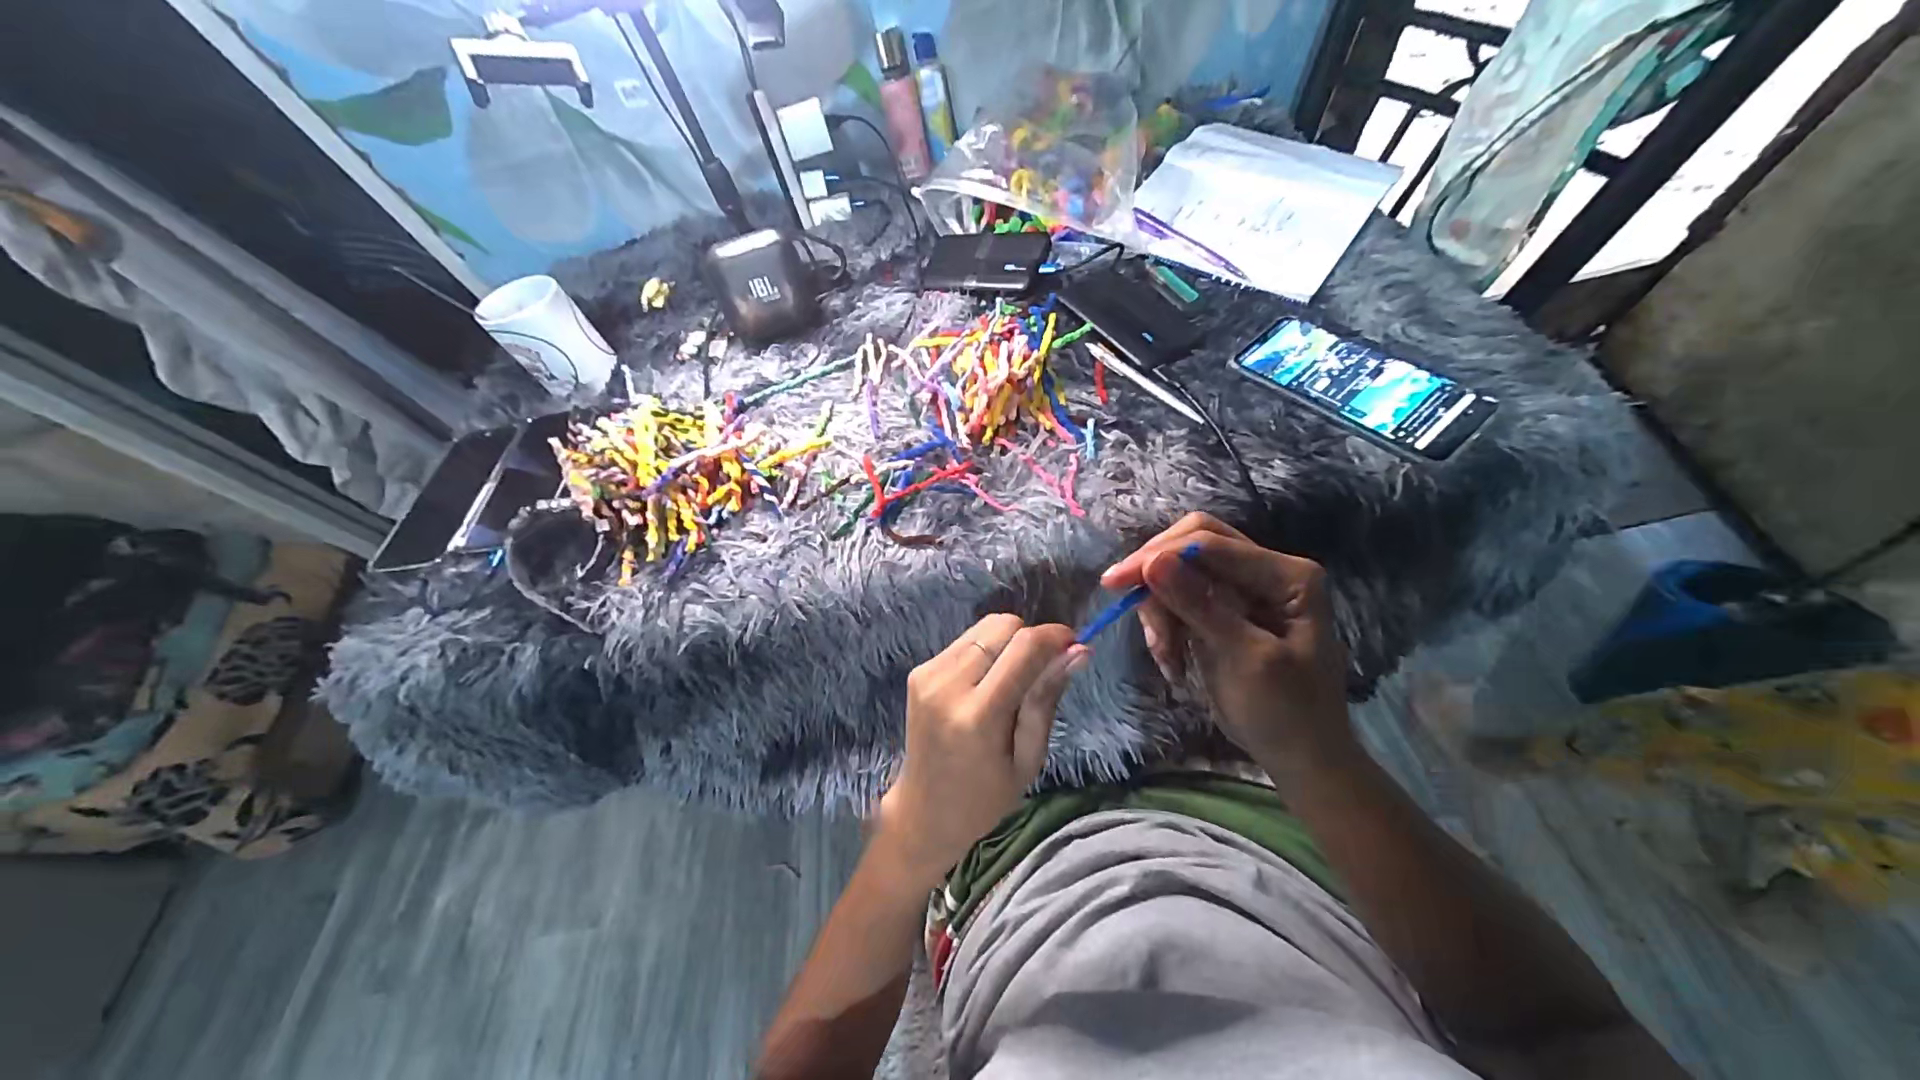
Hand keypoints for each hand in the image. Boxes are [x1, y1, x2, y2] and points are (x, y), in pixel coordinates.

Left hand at [873, 614, 1087, 884]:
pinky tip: (988, 683)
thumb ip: (1047, 699)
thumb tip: (1078, 651)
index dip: (1054, 637)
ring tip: (1014, 681)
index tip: (1074, 644)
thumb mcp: (1028, 758)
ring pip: (984, 628)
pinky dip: (987, 651)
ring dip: (1008, 643)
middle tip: (1043, 668)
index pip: (1023, 648)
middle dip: (1031, 638)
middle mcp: (947, 685)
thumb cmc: (985, 797)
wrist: (924, 811)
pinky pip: (966, 641)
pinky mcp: (918, 671)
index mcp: (977, 715)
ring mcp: (928, 674)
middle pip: (1002, 626)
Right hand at [1102, 512, 1351, 765]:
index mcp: (1287, 575)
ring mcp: (1241, 592)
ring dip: (1160, 611)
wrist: (1301, 758)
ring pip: (1178, 575)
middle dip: (1156, 578)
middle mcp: (1264, 572)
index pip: (1211, 544)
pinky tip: (1172, 662)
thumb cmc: (1287, 712)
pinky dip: (1166, 628)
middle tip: (1124, 602)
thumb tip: (1151, 562)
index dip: (1159, 555)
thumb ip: (1199, 606)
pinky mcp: (1220, 613)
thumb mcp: (1245, 658)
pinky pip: (1178, 602)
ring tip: (1166, 657)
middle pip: (1191, 548)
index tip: (1115, 582)